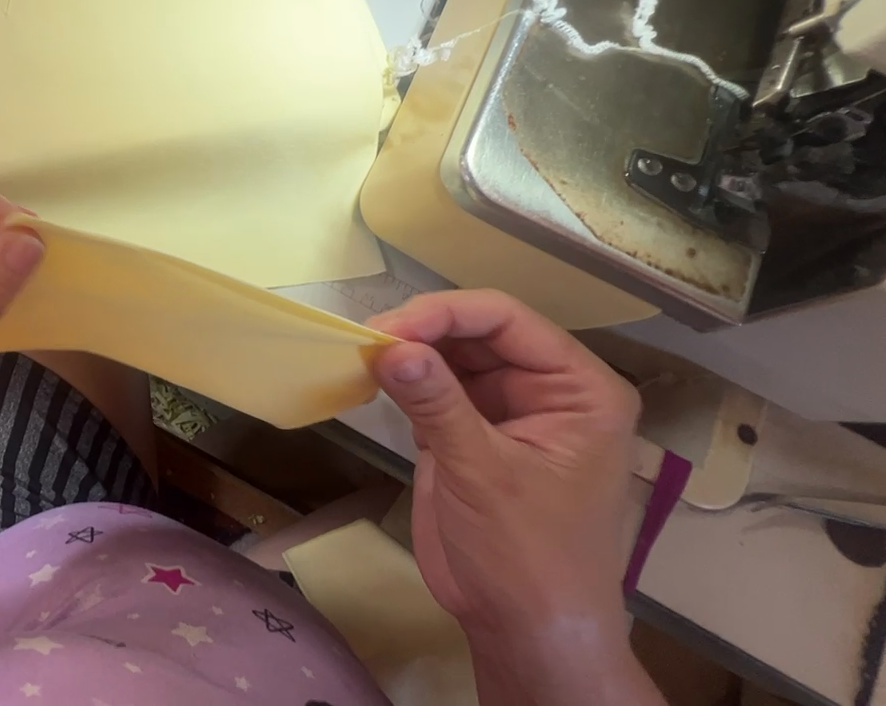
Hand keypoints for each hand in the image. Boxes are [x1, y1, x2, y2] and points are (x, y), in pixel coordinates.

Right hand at [368, 291, 641, 646]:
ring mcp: (503, 407)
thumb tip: (388, 347)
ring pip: (448, 351)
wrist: (521, 625)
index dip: (445, 314)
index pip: (508, 321)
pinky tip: (368, 375)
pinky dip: (399, 375)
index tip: (386, 331)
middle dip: (420, 329)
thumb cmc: (528, 554)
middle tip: (364, 342)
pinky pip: (430, 383)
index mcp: (578, 390)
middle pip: (475, 329)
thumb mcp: (482, 474)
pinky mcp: (465, 427)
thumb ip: (437, 404)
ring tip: (360, 354)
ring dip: (406, 349)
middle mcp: (544, 388)